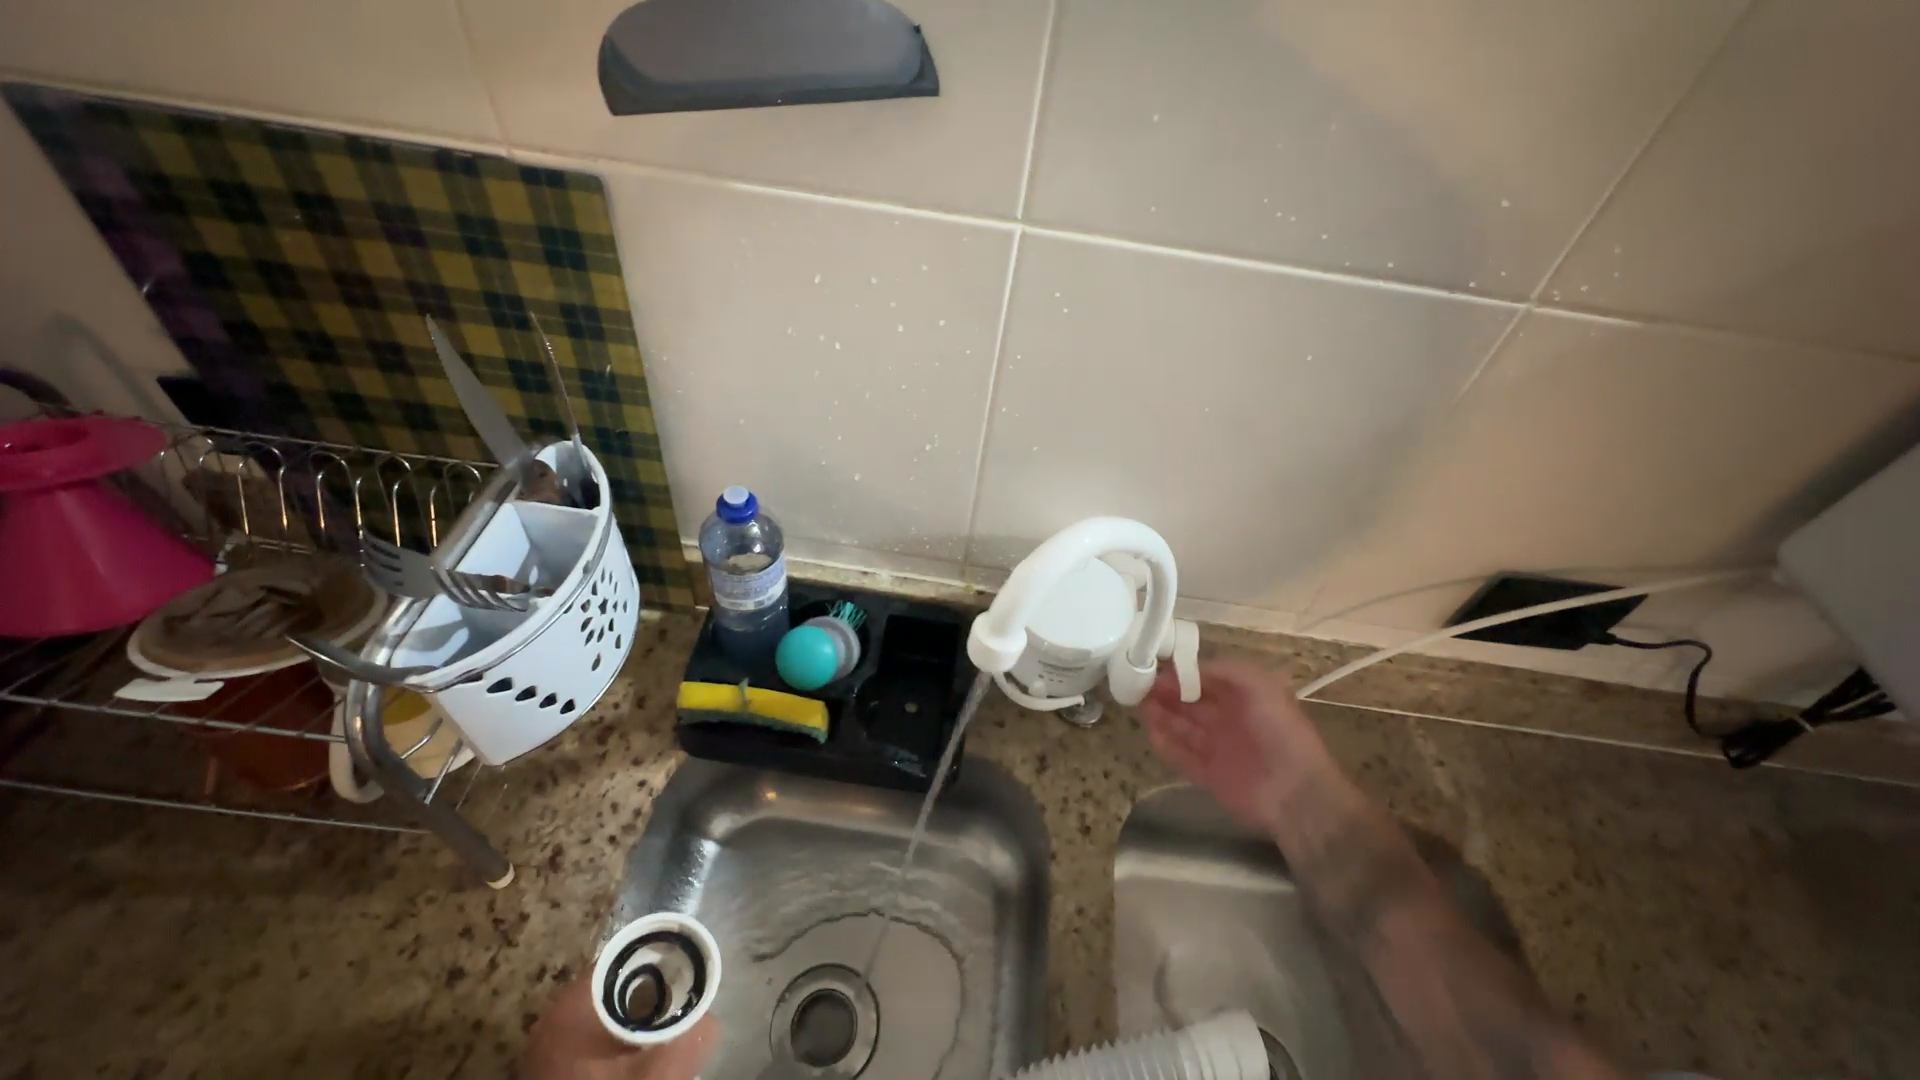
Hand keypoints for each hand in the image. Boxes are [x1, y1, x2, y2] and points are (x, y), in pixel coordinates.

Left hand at [524, 972, 719, 1078]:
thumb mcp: (658, 1076)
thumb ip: (693, 1036)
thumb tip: (707, 1019)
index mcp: (573, 1006)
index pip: (623, 958)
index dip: (661, 959)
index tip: (690, 972)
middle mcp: (554, 1020)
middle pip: (615, 987)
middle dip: (653, 995)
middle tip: (682, 1011)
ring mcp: (549, 1051)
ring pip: (605, 1018)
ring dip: (637, 1025)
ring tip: (667, 1039)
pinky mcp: (553, 1074)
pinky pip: (595, 1043)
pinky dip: (620, 1048)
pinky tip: (639, 1066)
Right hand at [1140, 660, 1326, 832]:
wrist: (1296, 793)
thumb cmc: (1279, 732)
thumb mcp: (1260, 687)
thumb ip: (1226, 669)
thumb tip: (1190, 666)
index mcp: (1246, 698)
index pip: (1207, 680)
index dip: (1182, 673)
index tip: (1158, 667)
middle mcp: (1231, 720)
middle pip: (1191, 703)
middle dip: (1167, 693)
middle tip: (1140, 686)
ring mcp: (1219, 749)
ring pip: (1183, 728)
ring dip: (1162, 716)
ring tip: (1140, 706)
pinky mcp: (1209, 776)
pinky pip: (1182, 757)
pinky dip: (1166, 746)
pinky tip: (1151, 734)